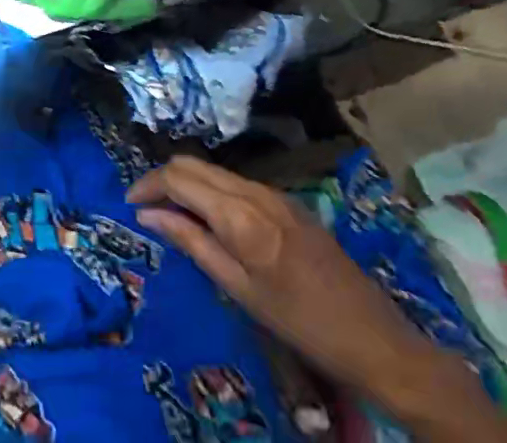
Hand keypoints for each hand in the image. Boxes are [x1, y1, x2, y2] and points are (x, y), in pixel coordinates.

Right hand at [127, 159, 506, 437]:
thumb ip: (190, 242)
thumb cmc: (299, 322)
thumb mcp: (236, 287)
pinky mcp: (289, 204)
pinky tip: (209, 220)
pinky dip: (211, 191)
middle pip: (193, 165)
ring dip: (187, 184)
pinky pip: (236, 184)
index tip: (129, 204)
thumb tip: (146, 215)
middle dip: (163, 179)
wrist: (378, 341)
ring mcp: (275, 195)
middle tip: (145, 207)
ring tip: (172, 215)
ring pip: (214, 172)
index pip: (177, 177)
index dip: (147, 185)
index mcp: (239, 214)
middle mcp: (255, 192)